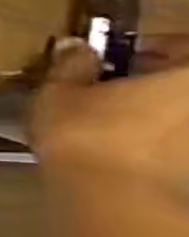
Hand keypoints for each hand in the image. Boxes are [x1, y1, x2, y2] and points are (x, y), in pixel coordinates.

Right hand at [31, 35, 188, 193]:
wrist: (113, 191)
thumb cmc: (86, 130)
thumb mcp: (60, 92)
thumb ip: (73, 65)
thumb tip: (77, 45)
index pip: (186, 45)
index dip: (157, 46)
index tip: (121, 54)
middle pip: (185, 81)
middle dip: (159, 79)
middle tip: (116, 84)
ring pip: (179, 110)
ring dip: (158, 108)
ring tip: (118, 115)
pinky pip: (177, 138)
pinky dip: (160, 135)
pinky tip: (127, 142)